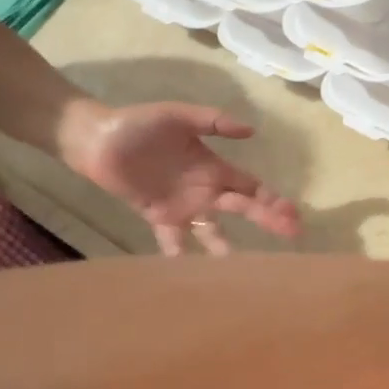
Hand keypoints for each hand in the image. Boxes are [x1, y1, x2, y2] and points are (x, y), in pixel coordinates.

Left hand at [60, 101, 300, 255]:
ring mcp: (183, 207)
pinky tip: (191, 274)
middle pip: (244, 209)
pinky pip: (175, 241)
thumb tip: (252, 130)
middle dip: (269, 221)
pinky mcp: (159, 217)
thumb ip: (213, 121)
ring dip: (228, 247)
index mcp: (215, 169)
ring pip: (214, 231)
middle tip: (293, 235)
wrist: (94, 138)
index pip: (253, 188)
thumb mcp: (178, 115)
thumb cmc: (137, 123)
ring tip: (244, 268)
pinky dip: (182, 256)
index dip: (274, 201)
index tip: (294, 216)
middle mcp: (205, 191)